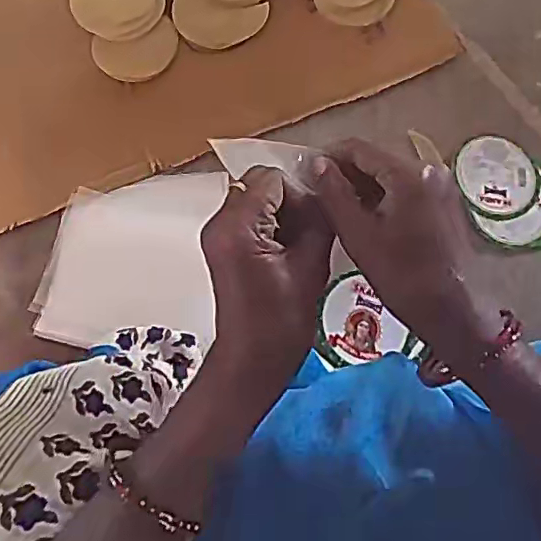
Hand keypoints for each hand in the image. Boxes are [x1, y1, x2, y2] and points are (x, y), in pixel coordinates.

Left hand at [199, 166, 333, 393]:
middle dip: (289, 202)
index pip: (271, 179)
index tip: (314, 221)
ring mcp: (216, 233)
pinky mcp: (221, 245)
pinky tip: (286, 253)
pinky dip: (270, 224)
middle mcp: (218, 223)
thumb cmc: (281, 321)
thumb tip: (324, 193)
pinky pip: (249, 216)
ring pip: (255, 198)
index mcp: (236, 226)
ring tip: (298, 247)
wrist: (252, 361)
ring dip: (281, 214)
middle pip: (259, 184)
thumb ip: (317, 218)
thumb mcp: (310, 264)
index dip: (299, 195)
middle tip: (308, 234)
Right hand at [310, 139, 502, 367]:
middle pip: (377, 157)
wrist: (457, 314)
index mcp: (408, 173)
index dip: (329, 156)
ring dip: (365, 183)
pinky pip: (408, 186)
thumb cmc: (404, 277)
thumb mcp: (359, 235)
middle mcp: (429, 168)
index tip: (307, 171)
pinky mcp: (446, 201)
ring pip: (392, 172)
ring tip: (339, 205)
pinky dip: (385, 194)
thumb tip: (317, 162)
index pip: (359, 148)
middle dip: (347, 170)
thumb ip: (334, 194)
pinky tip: (368, 215)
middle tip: (320, 191)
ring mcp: (441, 184)